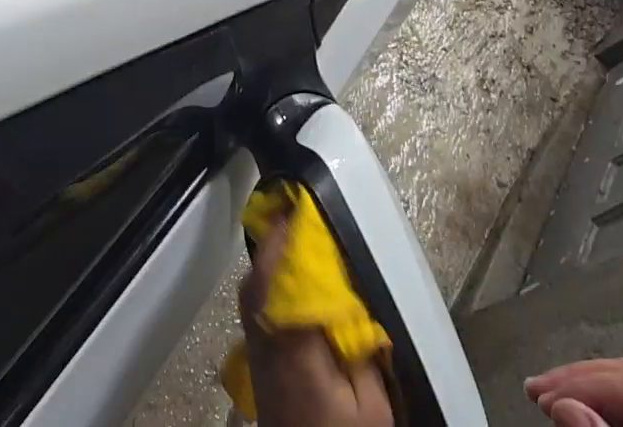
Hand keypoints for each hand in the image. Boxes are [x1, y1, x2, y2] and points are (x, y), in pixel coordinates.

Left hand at [237, 220, 392, 426]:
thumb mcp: (371, 407)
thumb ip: (363, 355)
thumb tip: (354, 310)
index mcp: (295, 349)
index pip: (283, 285)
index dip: (287, 246)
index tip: (299, 215)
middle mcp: (265, 344)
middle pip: (256, 284)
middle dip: (271, 246)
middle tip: (292, 217)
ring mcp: (255, 355)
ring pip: (250, 295)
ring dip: (267, 264)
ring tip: (289, 240)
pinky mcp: (256, 364)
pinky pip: (254, 310)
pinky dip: (265, 286)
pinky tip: (285, 282)